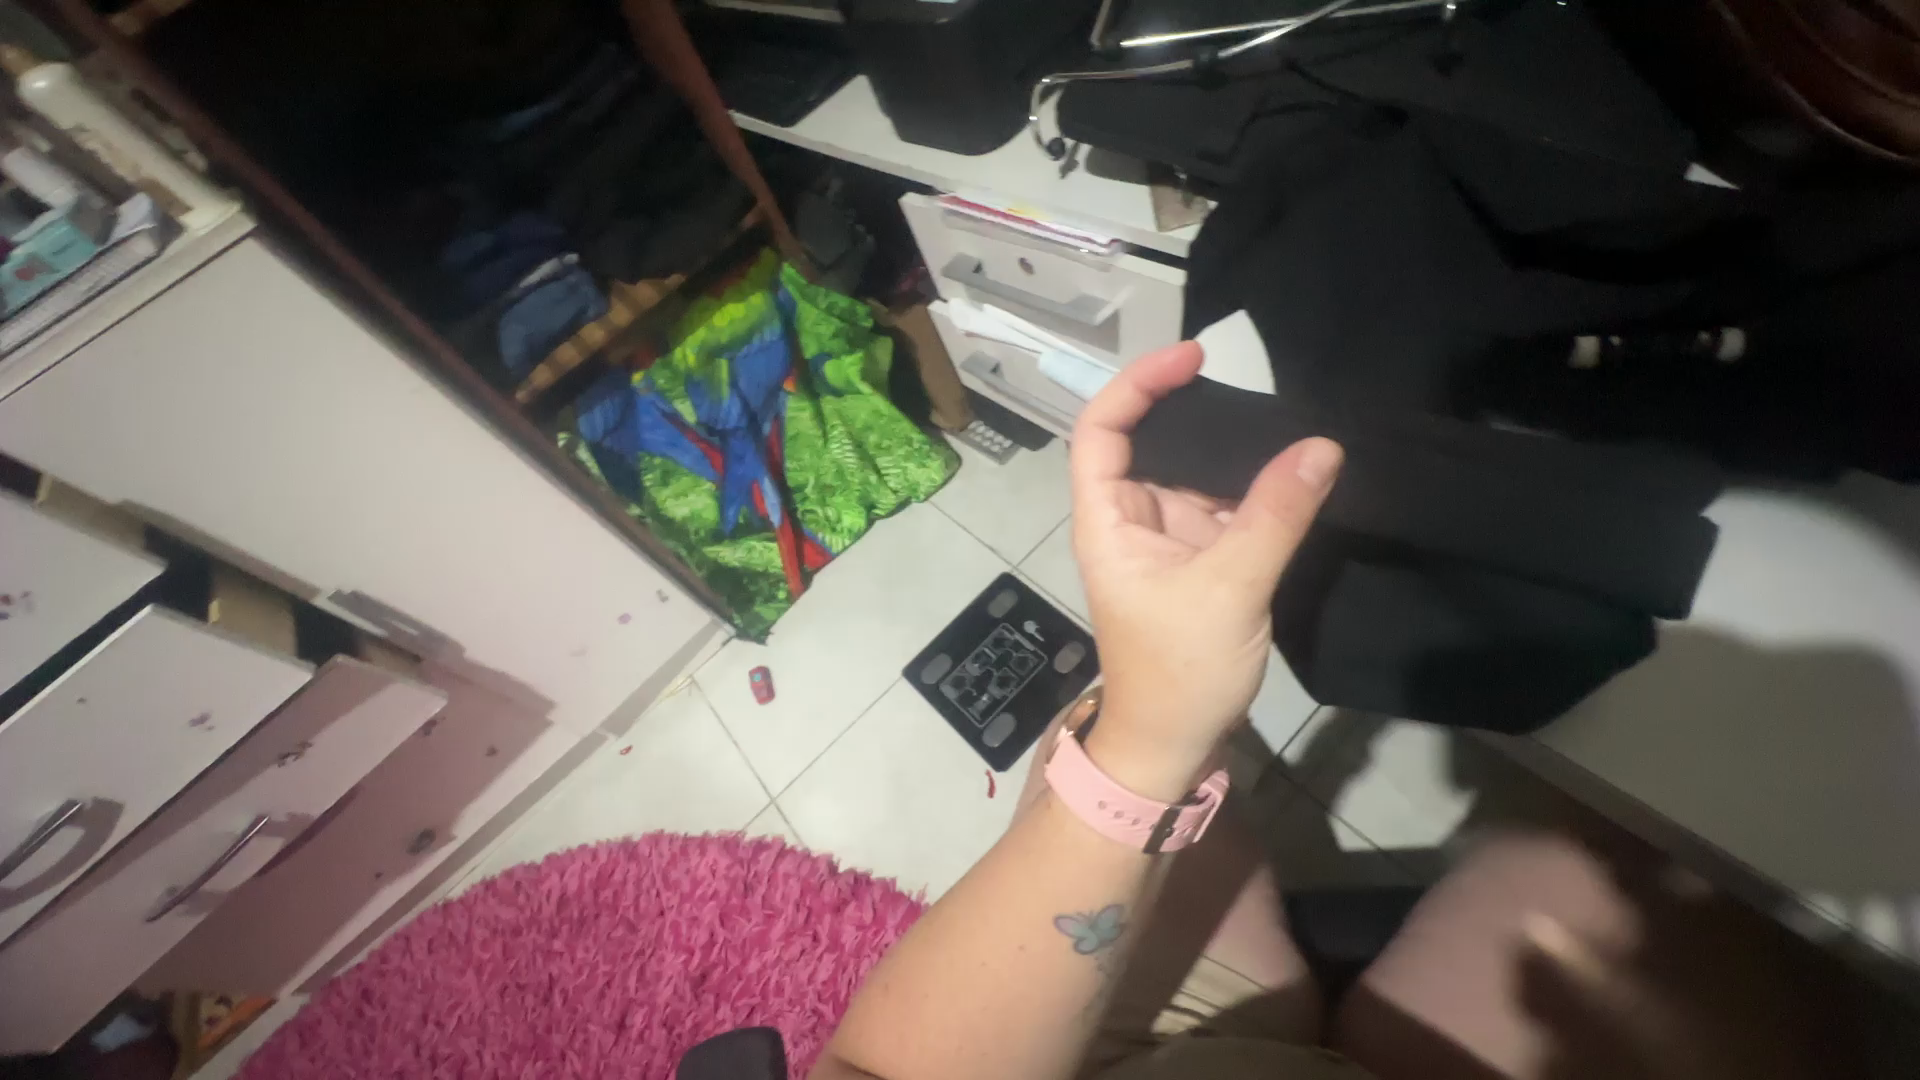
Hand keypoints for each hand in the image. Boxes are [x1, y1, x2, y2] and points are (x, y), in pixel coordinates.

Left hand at [1070, 341, 1341, 799]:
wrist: (1174, 739)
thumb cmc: (1178, 670)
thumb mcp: (1228, 588)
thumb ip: (1274, 516)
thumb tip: (1322, 447)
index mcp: (1107, 519)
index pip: (1101, 431)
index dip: (1135, 385)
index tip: (1191, 358)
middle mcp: (1130, 518)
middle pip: (1150, 443)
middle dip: (1193, 411)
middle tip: (1253, 384)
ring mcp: (1165, 537)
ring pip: (1192, 473)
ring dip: (1231, 450)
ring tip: (1283, 416)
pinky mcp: (1197, 558)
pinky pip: (1221, 505)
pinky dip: (1251, 487)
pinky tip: (1290, 465)